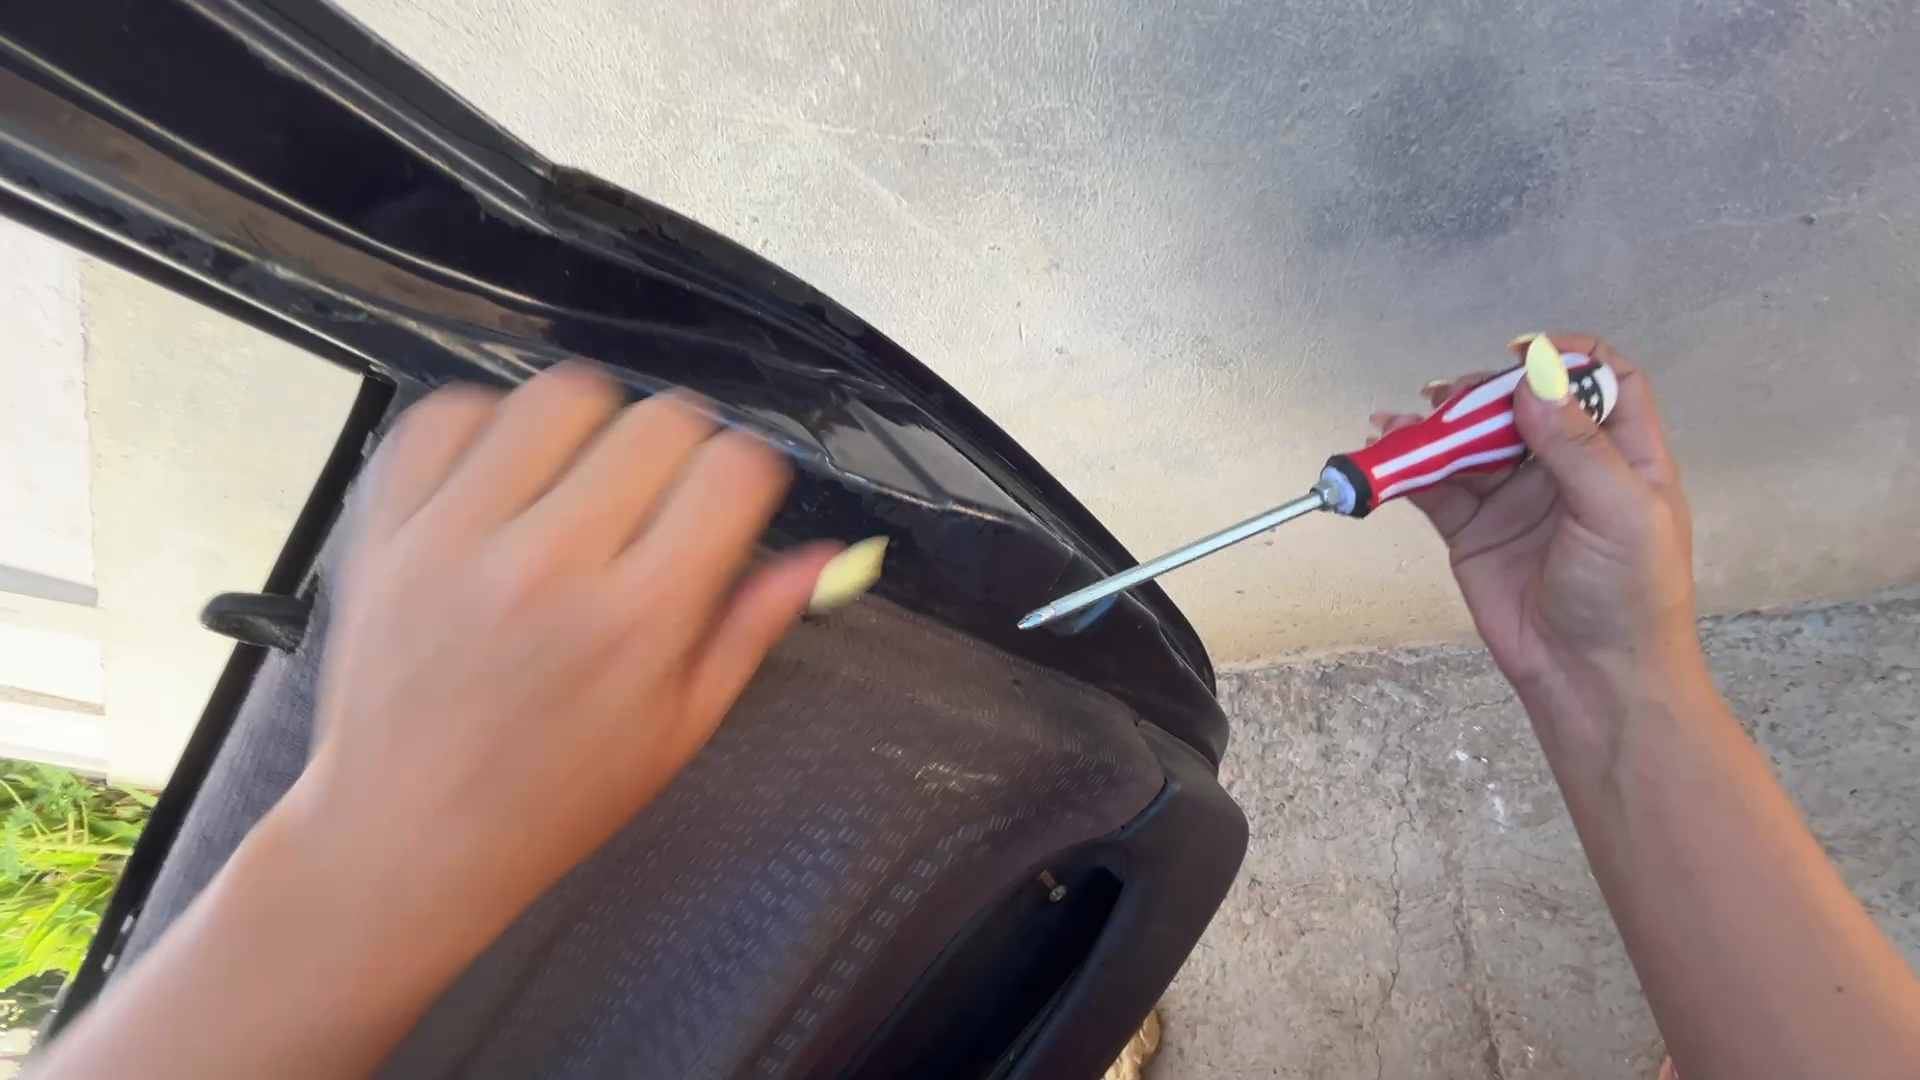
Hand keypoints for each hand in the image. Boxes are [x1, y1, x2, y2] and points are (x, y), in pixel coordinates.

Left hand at [283, 363, 837, 947]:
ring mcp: (457, 534)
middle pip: (662, 419)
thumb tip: (831, 557)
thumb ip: (757, 622)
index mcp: (641, 616)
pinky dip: (498, 425)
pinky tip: (515, 473)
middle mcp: (552, 560)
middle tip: (674, 492)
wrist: (405, 838)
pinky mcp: (386, 524)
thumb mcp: (687, 721)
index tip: (739, 495)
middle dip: (692, 444)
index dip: (755, 470)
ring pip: (562, 394)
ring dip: (603, 423)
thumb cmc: (563, 792)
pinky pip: (450, 411)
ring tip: (595, 476)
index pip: (735, 471)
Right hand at [1372, 334, 1704, 760]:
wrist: (1584, 672)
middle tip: (1444, 401)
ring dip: (1430, 432)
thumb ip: (1576, 447)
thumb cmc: (1629, 597)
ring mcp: (1510, 498)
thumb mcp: (1618, 513)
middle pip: (1516, 409)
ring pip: (1465, 446)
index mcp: (1619, 456)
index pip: (1600, 383)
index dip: (1564, 358)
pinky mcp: (1470, 527)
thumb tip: (1533, 382)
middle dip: (1478, 397)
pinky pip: (1433, 488)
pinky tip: (1383, 457)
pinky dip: (1405, 471)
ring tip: (1397, 425)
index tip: (1520, 354)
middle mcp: (1562, 469)